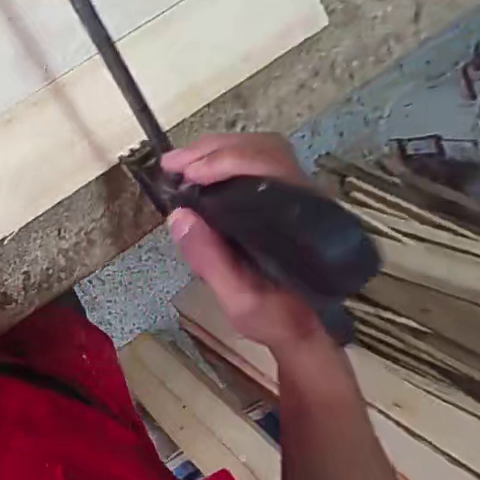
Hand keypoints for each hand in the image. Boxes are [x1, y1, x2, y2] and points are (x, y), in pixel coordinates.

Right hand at [162, 133, 329, 354]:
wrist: (306, 330)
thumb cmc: (277, 318)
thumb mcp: (240, 300)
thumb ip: (211, 260)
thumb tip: (179, 216)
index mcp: (296, 221)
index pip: (267, 168)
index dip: (226, 162)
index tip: (190, 174)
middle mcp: (303, 199)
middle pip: (263, 150)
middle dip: (213, 150)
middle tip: (172, 164)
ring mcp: (297, 196)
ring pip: (261, 152)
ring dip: (216, 151)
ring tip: (179, 165)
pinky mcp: (286, 199)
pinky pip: (258, 165)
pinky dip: (224, 161)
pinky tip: (199, 174)